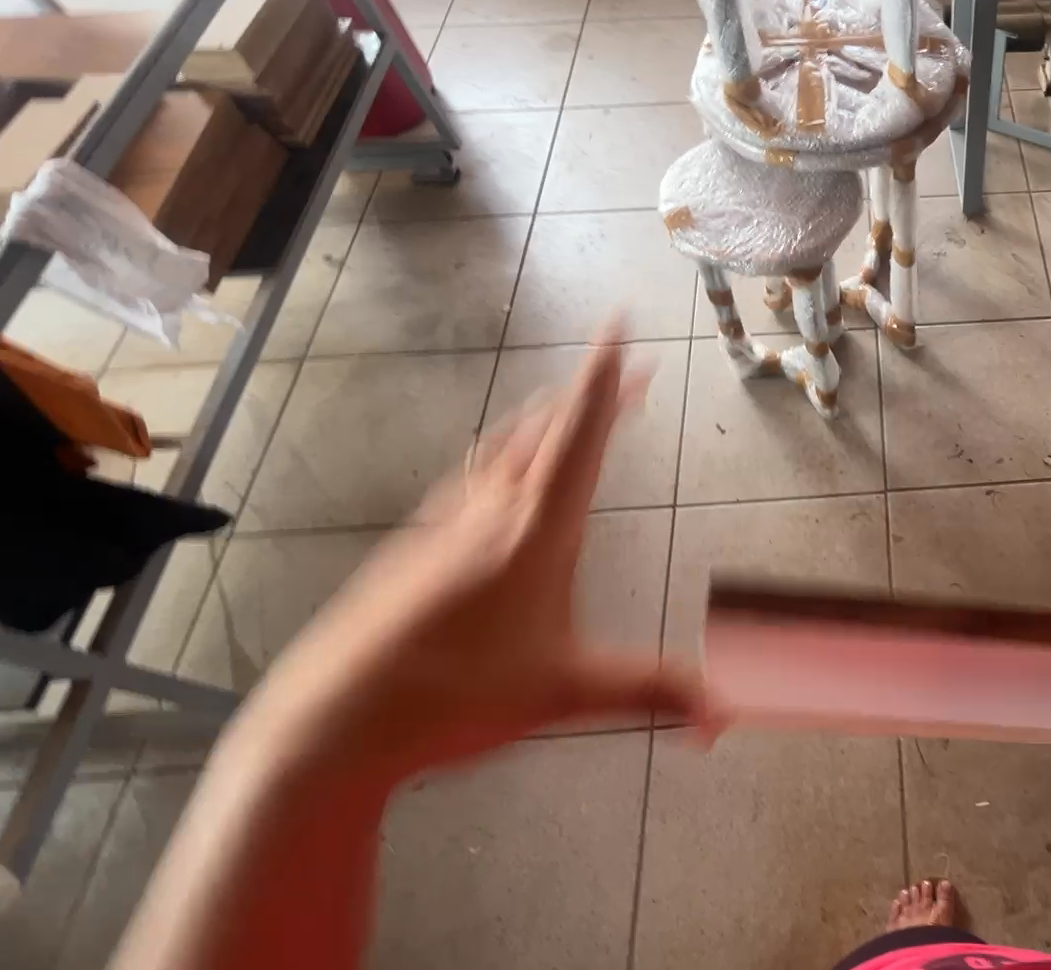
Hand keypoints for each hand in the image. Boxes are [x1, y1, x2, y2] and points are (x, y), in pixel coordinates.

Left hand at [245, 334, 713, 783]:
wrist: (327, 724)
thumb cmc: (453, 698)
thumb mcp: (566, 694)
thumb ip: (650, 691)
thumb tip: (722, 713)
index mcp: (537, 528)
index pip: (581, 434)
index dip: (607, 378)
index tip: (620, 327)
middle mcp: (493, 509)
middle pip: (549, 427)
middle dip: (594, 390)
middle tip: (629, 367)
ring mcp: (448, 521)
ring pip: (506, 443)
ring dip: (549, 413)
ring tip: (573, 399)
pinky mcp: (419, 543)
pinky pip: (477, 470)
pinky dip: (509, 446)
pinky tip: (500, 464)